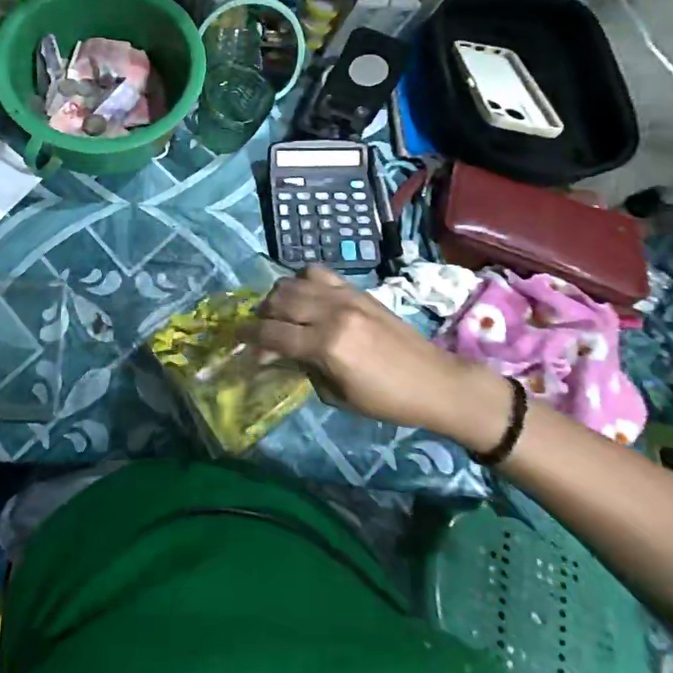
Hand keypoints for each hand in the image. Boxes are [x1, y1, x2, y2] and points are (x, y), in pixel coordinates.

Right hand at [255, 266, 511, 451]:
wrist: (437, 382)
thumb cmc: (386, 401)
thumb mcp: (336, 395)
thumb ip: (303, 368)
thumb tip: (277, 353)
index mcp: (326, 346)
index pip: (271, 334)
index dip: (248, 337)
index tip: (236, 339)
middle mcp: (331, 314)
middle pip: (276, 301)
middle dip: (261, 316)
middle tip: (262, 331)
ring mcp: (345, 297)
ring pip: (292, 282)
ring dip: (278, 297)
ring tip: (280, 313)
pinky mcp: (357, 290)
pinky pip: (317, 271)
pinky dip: (302, 280)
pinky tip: (305, 296)